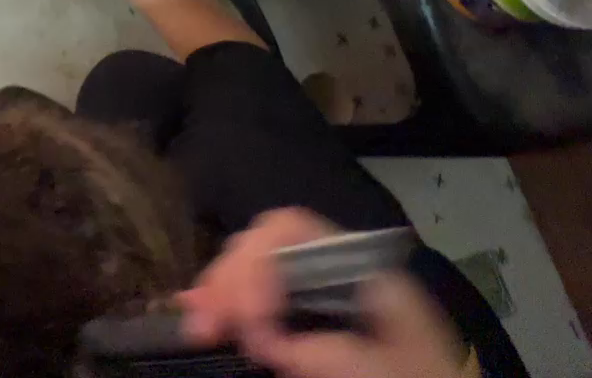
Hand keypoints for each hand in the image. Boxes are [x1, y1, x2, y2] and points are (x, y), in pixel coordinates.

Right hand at [177, 209, 462, 377]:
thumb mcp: (394, 372)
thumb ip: (338, 356)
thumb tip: (272, 344)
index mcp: (360, 266)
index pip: (292, 229)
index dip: (259, 261)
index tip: (253, 320)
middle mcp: (330, 263)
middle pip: (262, 245)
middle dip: (229, 280)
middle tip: (206, 323)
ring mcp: (314, 283)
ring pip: (249, 263)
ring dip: (219, 290)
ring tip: (197, 324)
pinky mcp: (303, 309)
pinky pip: (252, 288)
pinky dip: (223, 299)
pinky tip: (199, 310)